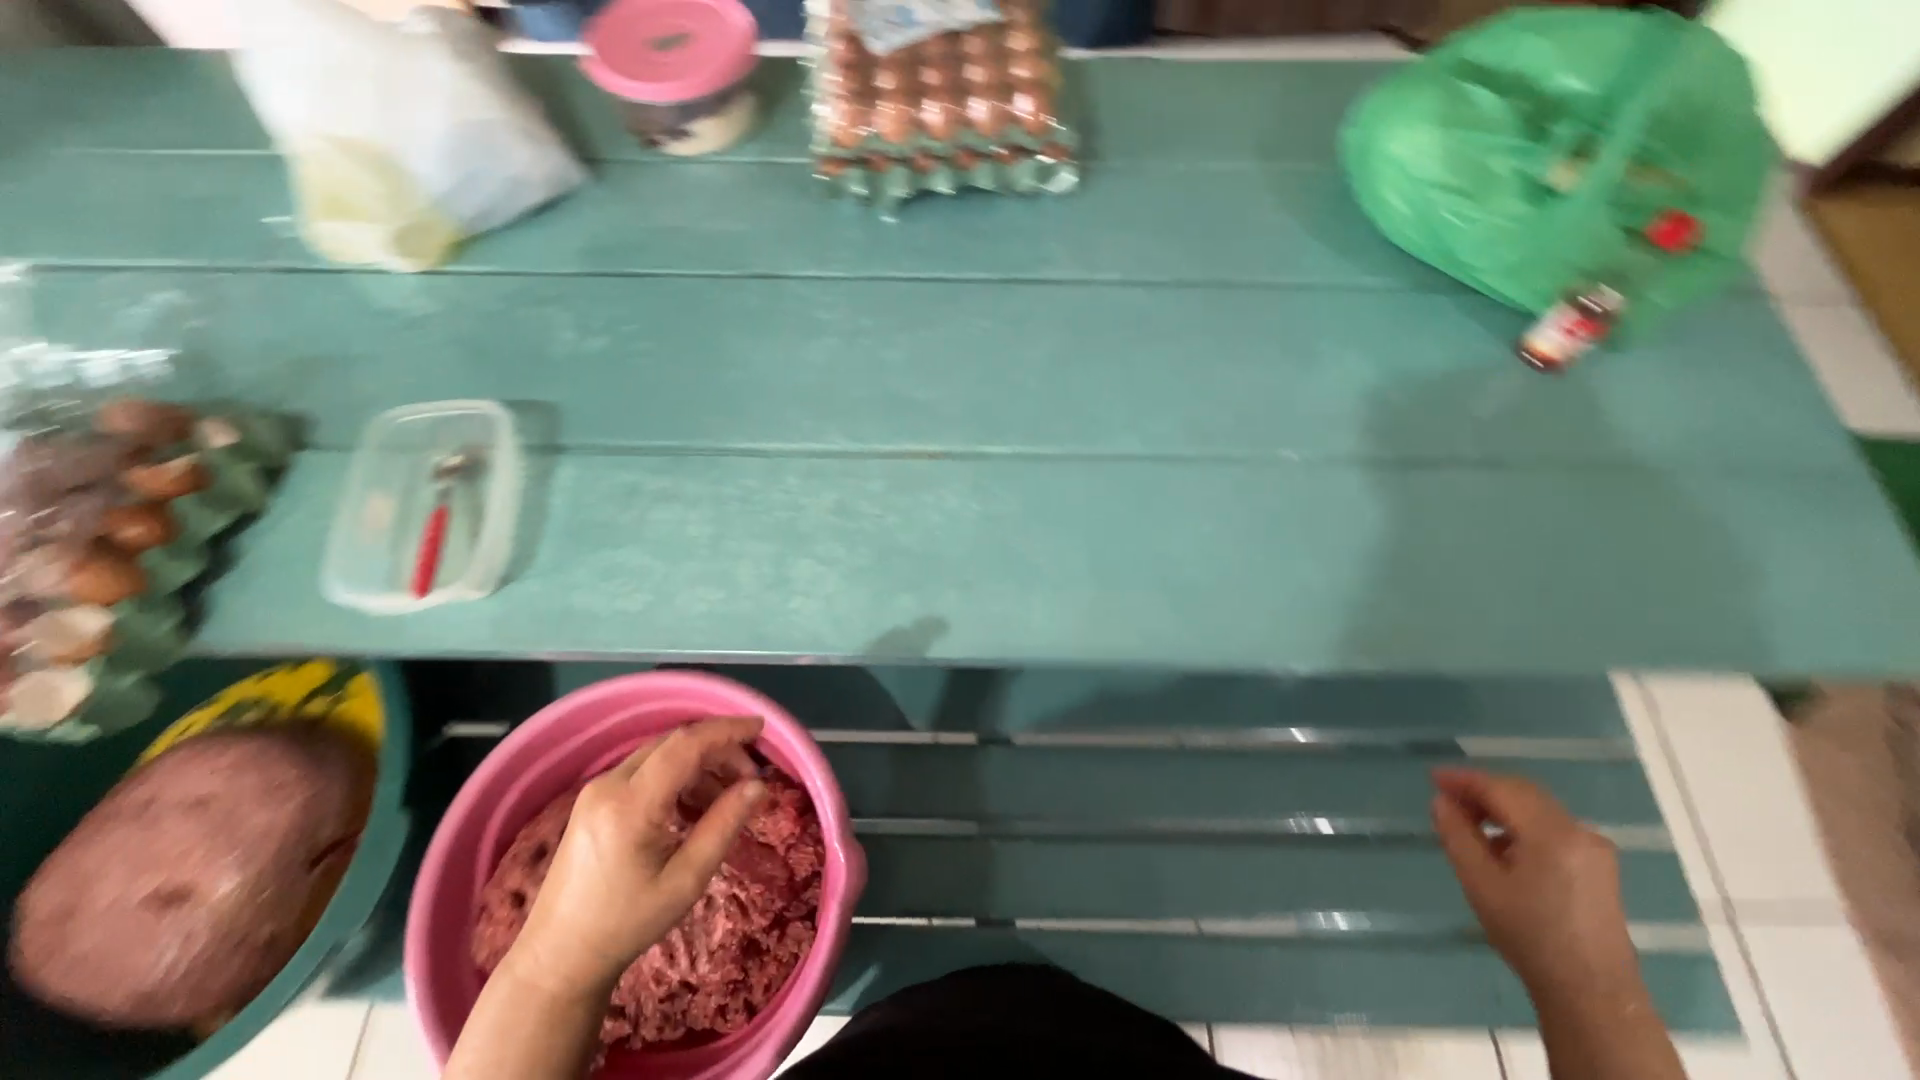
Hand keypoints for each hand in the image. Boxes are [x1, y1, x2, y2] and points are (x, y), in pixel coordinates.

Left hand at [504, 717, 768, 997]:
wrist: (560, 955)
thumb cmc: (626, 924)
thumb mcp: (686, 880)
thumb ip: (724, 826)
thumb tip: (758, 786)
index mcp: (630, 805)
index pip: (685, 745)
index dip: (726, 731)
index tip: (760, 729)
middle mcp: (609, 785)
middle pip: (673, 743)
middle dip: (718, 749)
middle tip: (751, 778)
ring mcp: (597, 791)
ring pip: (659, 755)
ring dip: (699, 764)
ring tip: (727, 798)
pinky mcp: (593, 801)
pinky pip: (645, 771)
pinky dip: (677, 777)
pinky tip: (695, 807)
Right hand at [1430, 768, 1643, 998]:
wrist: (1590, 990)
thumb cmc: (1528, 936)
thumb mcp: (1480, 884)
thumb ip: (1457, 836)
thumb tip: (1442, 801)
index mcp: (1552, 833)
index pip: (1501, 789)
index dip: (1464, 780)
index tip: (1432, 778)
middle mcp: (1579, 831)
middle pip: (1523, 793)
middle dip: (1483, 791)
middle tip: (1446, 799)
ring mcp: (1594, 848)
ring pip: (1538, 809)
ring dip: (1502, 808)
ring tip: (1468, 824)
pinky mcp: (1599, 865)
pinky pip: (1553, 828)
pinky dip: (1522, 825)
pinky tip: (1502, 847)